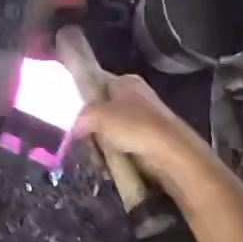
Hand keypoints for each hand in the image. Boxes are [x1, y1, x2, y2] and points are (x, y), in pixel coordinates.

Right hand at [74, 73, 212, 187]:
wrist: (170, 152)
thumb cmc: (134, 126)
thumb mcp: (98, 115)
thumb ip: (82, 116)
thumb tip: (74, 127)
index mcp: (127, 81)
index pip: (100, 82)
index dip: (86, 96)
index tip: (72, 112)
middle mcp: (139, 95)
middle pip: (107, 106)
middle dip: (95, 121)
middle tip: (80, 134)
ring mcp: (147, 117)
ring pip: (116, 127)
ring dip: (106, 139)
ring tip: (93, 150)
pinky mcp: (152, 138)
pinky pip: (127, 142)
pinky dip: (118, 150)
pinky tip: (109, 160)